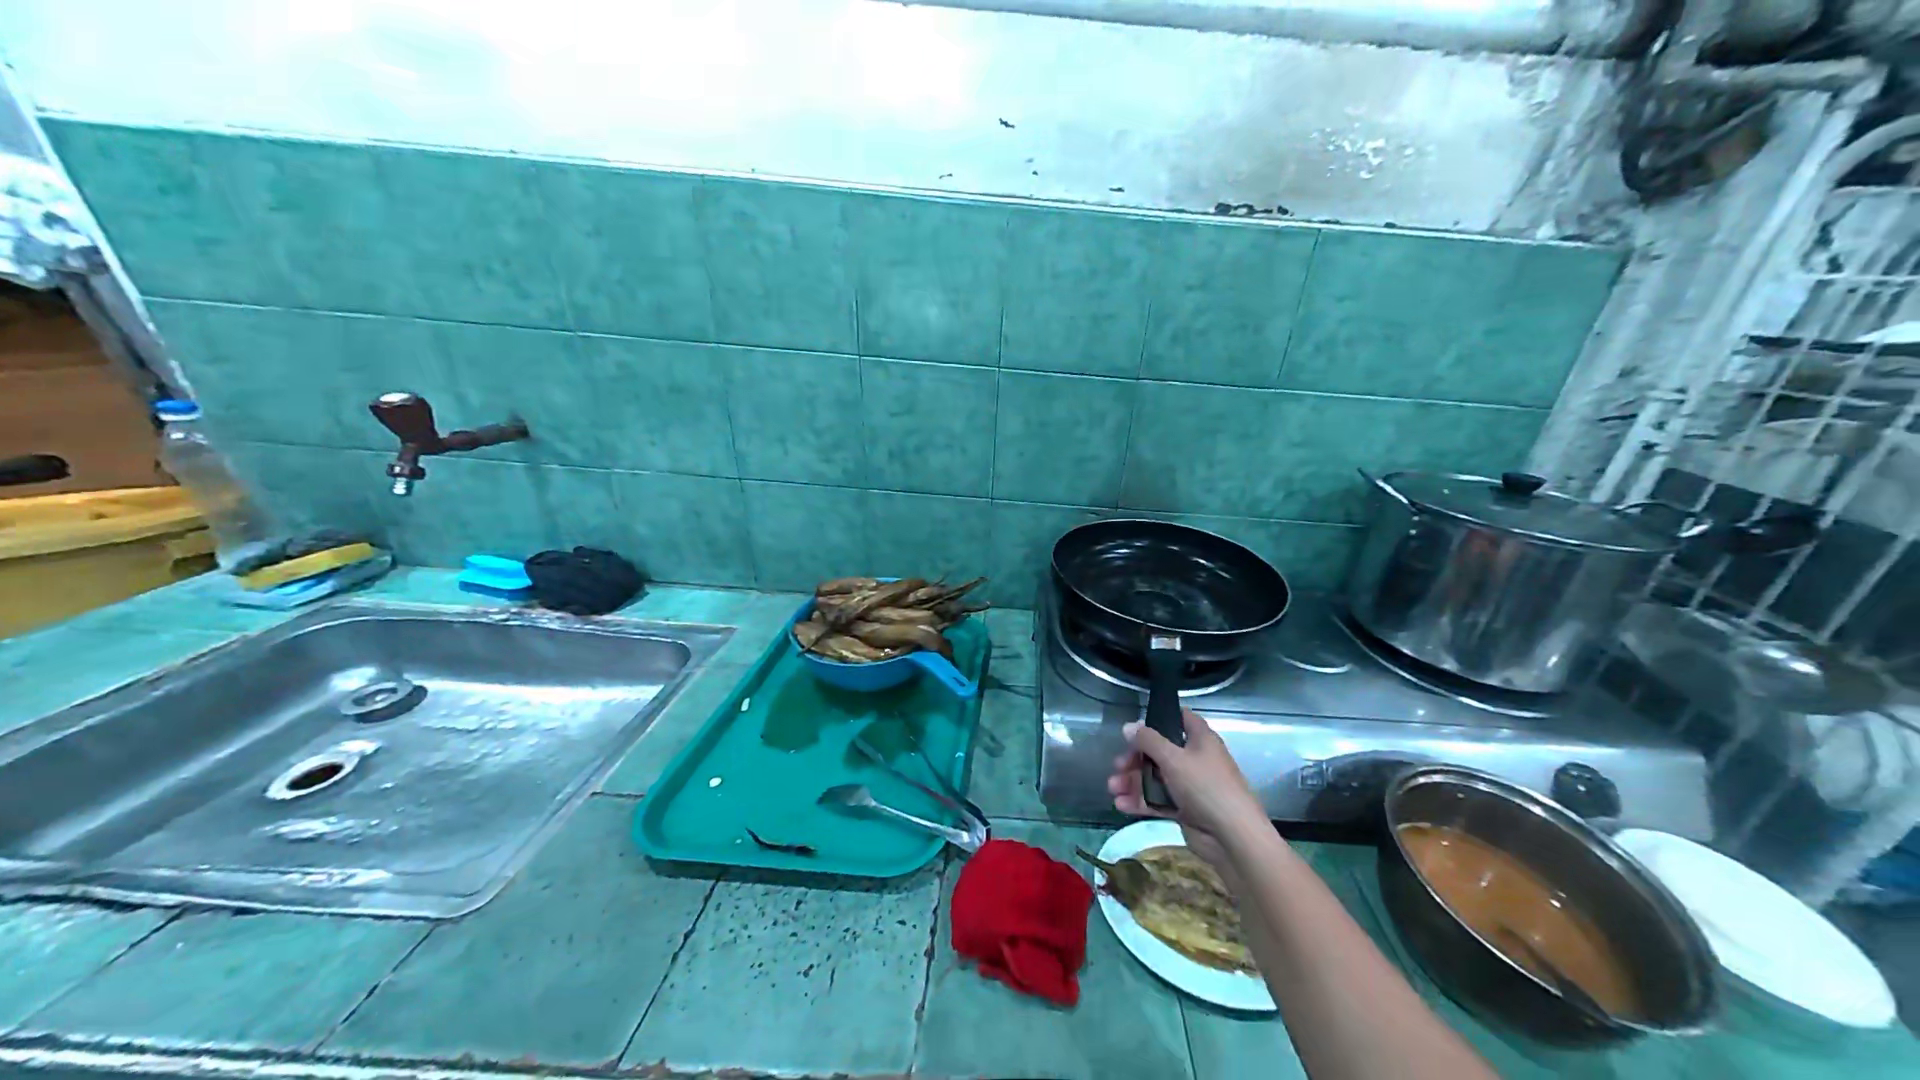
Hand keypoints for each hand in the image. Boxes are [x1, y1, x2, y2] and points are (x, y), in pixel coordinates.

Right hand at [1107, 708, 1268, 875]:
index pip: (1181, 719)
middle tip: (1118, 765)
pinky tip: (1121, 805)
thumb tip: (1128, 726)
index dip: (1160, 719)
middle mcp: (1195, 759)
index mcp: (1200, 740)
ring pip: (1155, 777)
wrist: (1232, 837)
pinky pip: (1158, 800)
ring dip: (1133, 781)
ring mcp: (1189, 786)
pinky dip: (1141, 801)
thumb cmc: (1206, 787)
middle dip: (1135, 758)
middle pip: (1159, 751)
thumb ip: (1148, 741)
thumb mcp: (1174, 758)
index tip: (1136, 725)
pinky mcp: (1184, 809)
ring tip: (1113, 788)